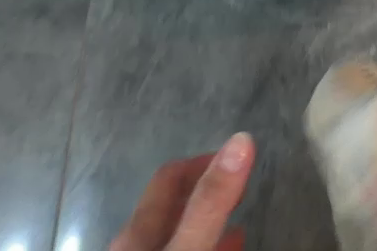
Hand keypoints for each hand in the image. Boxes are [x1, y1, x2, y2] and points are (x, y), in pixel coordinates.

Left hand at [110, 133, 255, 250]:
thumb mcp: (186, 247)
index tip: (239, 156)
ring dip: (206, 219)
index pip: (170, 175)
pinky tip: (226, 247)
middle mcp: (134, 244)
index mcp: (137, 229)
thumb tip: (242, 138)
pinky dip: (205, 243)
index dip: (204, 160)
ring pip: (177, 233)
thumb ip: (209, 201)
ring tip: (237, 218)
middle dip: (206, 187)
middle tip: (241, 183)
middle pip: (172, 203)